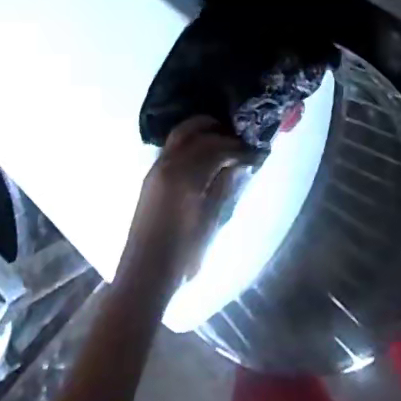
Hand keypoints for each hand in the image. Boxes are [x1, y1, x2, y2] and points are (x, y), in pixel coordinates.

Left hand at [119, 117, 248, 285]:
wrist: (146, 272)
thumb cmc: (183, 254)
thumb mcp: (211, 221)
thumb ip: (224, 187)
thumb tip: (238, 163)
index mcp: (184, 174)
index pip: (215, 146)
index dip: (237, 145)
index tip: (254, 150)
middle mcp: (167, 163)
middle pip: (192, 130)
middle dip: (216, 128)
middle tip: (237, 135)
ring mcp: (156, 168)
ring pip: (179, 135)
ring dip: (200, 132)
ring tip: (221, 140)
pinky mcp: (151, 176)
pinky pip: (171, 147)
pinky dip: (188, 142)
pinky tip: (202, 154)